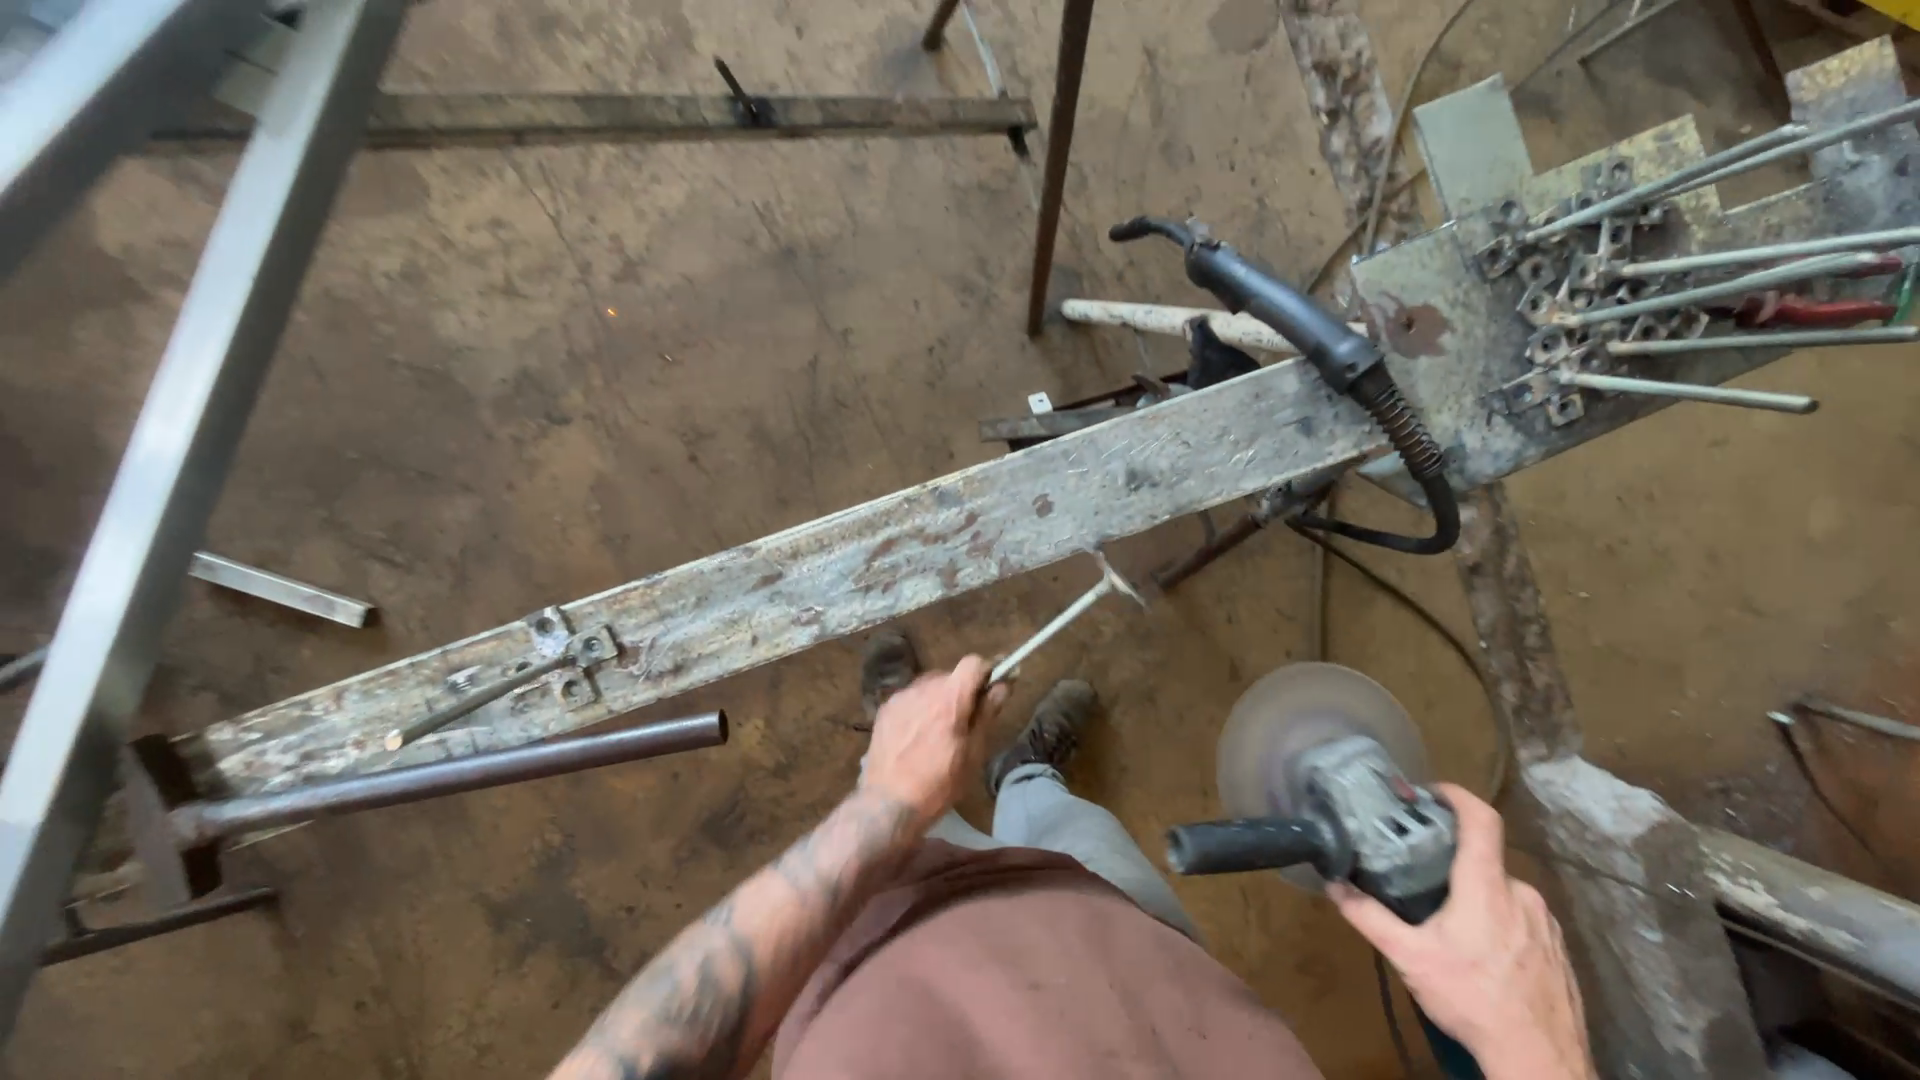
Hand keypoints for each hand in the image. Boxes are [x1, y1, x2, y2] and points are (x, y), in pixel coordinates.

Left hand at [860, 655, 1008, 828]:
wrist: (889, 803)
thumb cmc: (940, 783)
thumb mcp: (973, 752)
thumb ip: (987, 713)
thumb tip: (1003, 684)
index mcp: (950, 698)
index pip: (974, 662)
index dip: (987, 672)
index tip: (993, 689)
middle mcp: (923, 689)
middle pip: (951, 675)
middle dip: (963, 691)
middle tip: (966, 721)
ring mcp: (901, 697)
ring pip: (930, 686)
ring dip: (940, 699)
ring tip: (939, 731)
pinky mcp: (885, 708)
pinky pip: (911, 698)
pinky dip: (920, 708)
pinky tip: (917, 736)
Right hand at [1328, 783, 1595, 1079]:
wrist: (1540, 1060)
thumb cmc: (1471, 999)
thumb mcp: (1409, 958)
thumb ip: (1369, 917)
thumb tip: (1333, 885)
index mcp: (1486, 886)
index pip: (1481, 819)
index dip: (1457, 796)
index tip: (1429, 793)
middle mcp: (1521, 894)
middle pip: (1484, 859)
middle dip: (1452, 860)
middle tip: (1420, 871)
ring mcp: (1546, 923)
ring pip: (1503, 891)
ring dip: (1476, 893)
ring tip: (1446, 917)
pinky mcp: (1558, 950)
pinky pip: (1523, 918)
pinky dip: (1498, 919)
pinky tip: (1480, 950)